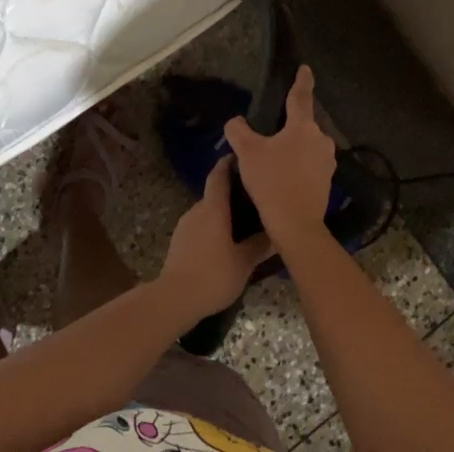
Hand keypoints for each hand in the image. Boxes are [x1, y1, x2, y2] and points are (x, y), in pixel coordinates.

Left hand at [156, 156, 273, 318]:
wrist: (176, 296)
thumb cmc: (214, 275)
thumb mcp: (244, 262)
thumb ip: (260, 245)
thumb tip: (277, 231)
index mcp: (213, 209)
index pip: (219, 176)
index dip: (228, 164)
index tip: (240, 157)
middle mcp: (197, 211)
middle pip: (214, 194)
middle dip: (232, 194)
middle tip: (254, 199)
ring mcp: (185, 225)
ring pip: (207, 212)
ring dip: (223, 214)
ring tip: (244, 222)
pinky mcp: (180, 240)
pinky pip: (200, 226)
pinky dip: (214, 227)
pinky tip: (226, 242)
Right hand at [224, 66, 336, 249]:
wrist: (296, 224)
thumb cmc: (272, 181)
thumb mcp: (247, 152)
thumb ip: (238, 131)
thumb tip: (236, 122)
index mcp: (303, 127)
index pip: (301, 97)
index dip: (302, 81)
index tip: (305, 69)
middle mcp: (321, 140)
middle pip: (303, 125)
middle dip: (289, 126)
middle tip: (269, 134)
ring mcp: (327, 162)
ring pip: (307, 145)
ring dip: (293, 147)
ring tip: (273, 158)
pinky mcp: (327, 181)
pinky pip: (310, 163)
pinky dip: (298, 164)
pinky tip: (283, 175)